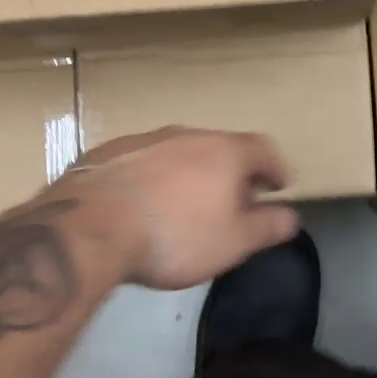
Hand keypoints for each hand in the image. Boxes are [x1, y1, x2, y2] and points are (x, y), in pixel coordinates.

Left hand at [40, 127, 299, 289]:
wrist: (85, 231)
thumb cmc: (174, 236)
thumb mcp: (233, 242)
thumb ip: (268, 227)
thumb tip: (291, 217)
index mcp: (225, 151)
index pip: (264, 149)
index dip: (275, 168)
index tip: (278, 186)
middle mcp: (187, 135)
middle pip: (220, 147)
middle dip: (232, 171)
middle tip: (233, 199)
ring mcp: (142, 141)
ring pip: (177, 152)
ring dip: (188, 172)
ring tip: (184, 203)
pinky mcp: (101, 154)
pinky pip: (139, 162)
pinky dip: (150, 178)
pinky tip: (140, 205)